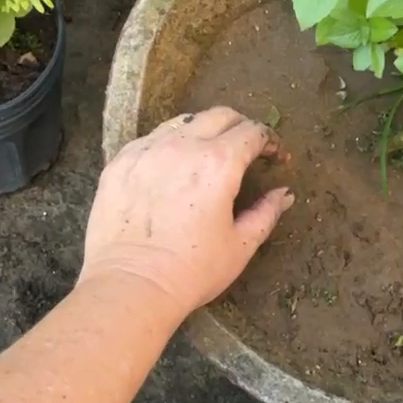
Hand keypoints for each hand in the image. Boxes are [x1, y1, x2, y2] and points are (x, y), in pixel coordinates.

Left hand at [79, 107, 294, 320]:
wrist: (131, 287)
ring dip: (203, 132)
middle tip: (246, 151)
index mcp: (218, 163)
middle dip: (240, 128)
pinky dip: (168, 146)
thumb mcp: (240, 246)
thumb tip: (284, 194)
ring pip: (182, 122)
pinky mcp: (119, 162)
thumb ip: (266, 213)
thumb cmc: (192, 272)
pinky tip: (171, 170)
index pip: (252, 132)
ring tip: (207, 157)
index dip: (270, 141)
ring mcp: (146, 150)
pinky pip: (149, 140)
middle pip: (219, 115)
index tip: (275, 157)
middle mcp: (182, 146)